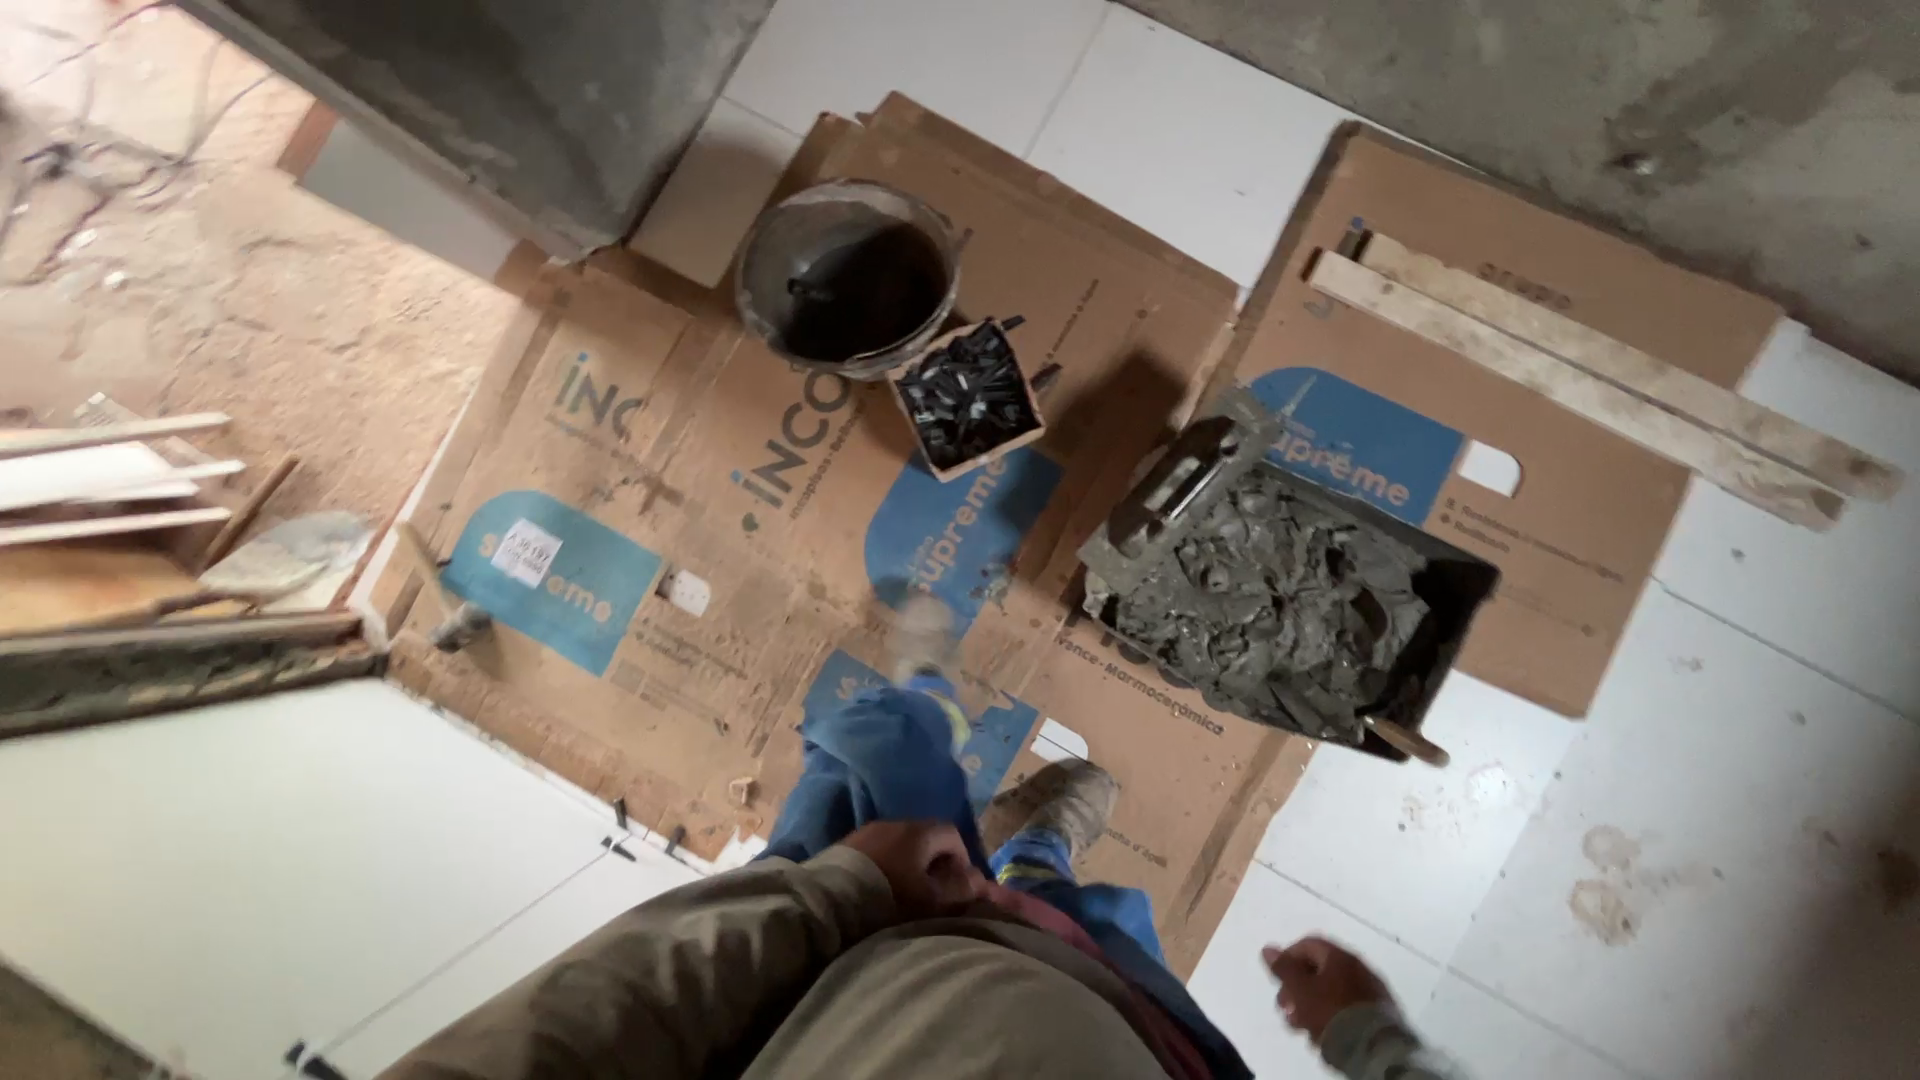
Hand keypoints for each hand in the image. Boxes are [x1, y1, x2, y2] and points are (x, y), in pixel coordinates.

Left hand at [838, 821, 986, 917]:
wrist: (830, 899)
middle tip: (935, 892)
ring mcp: (869, 831)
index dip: (962, 858)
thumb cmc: (889, 897)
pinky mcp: (848, 844)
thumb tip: (979, 879)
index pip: (953, 833)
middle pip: (927, 837)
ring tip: (907, 893)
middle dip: (936, 862)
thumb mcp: (929, 900)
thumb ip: (958, 889)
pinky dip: (888, 864)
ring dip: (910, 863)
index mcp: (920, 831)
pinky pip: (879, 849)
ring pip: (901, 843)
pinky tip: (881, 888)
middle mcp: (896, 822)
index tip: (958, 885)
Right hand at [1263, 936, 1392, 1044]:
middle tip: (1286, 1010)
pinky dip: (1332, 1017)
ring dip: (1312, 1007)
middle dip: (1297, 989)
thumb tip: (1267, 948)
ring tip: (1303, 1029)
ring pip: (1332, 993)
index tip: (1278, 981)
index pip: (1307, 945)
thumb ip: (1283, 968)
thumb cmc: (1332, 1014)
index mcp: (1340, 956)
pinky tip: (1325, 1036)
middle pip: (1319, 970)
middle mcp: (1359, 968)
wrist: (1377, 1052)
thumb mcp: (1300, 990)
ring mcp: (1373, 992)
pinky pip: (1348, 1009)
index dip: (1288, 959)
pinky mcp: (1382, 1016)